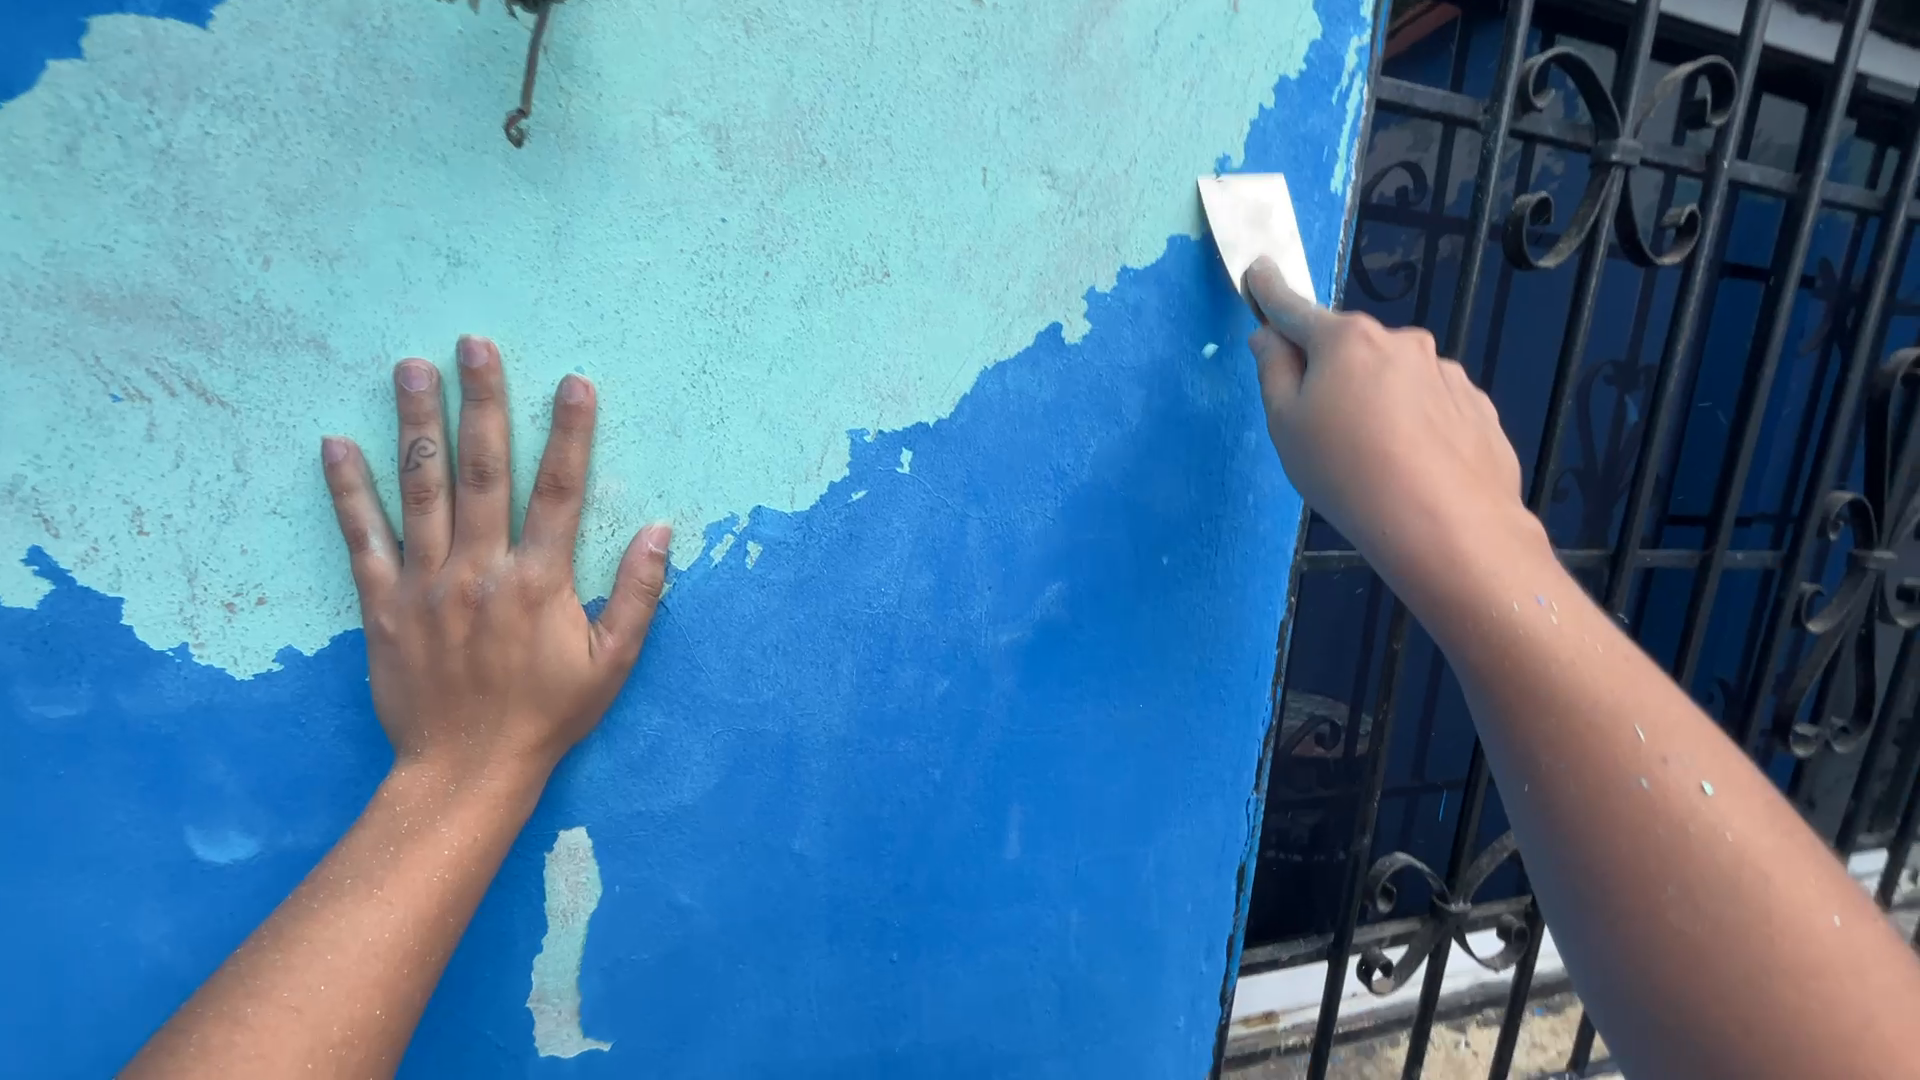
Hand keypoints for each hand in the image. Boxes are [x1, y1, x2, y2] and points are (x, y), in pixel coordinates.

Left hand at [319, 335, 669, 787]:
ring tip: (408, 369)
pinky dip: (348, 490)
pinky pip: (362, 538)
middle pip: (484, 470)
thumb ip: (640, 594)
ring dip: (416, 424)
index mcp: (540, 580)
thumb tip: (661, 531)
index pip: (561, 491)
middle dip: (482, 402)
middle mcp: (480, 568)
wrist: (466, 770)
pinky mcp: (383, 605)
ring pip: (421, 490)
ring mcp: (426, 583)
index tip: (574, 383)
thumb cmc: (550, 714)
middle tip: (474, 345)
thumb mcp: (614, 662)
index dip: (571, 434)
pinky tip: (336, 444)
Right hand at [1241, 257, 1544, 617]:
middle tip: (1318, 431)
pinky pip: (1426, 406)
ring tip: (1371, 460)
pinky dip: (1411, 425)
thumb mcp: (1284, 425)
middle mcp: (1400, 341)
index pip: (1295, 309)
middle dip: (1328, 373)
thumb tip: (1269, 336)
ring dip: (1373, 402)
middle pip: (1347, 348)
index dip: (1269, 292)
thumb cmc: (1343, 470)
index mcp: (1345, 340)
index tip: (1257, 271)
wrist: (1444, 523)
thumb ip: (1273, 372)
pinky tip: (1408, 466)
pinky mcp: (1475, 406)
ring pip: (1390, 379)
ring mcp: (1445, 372)